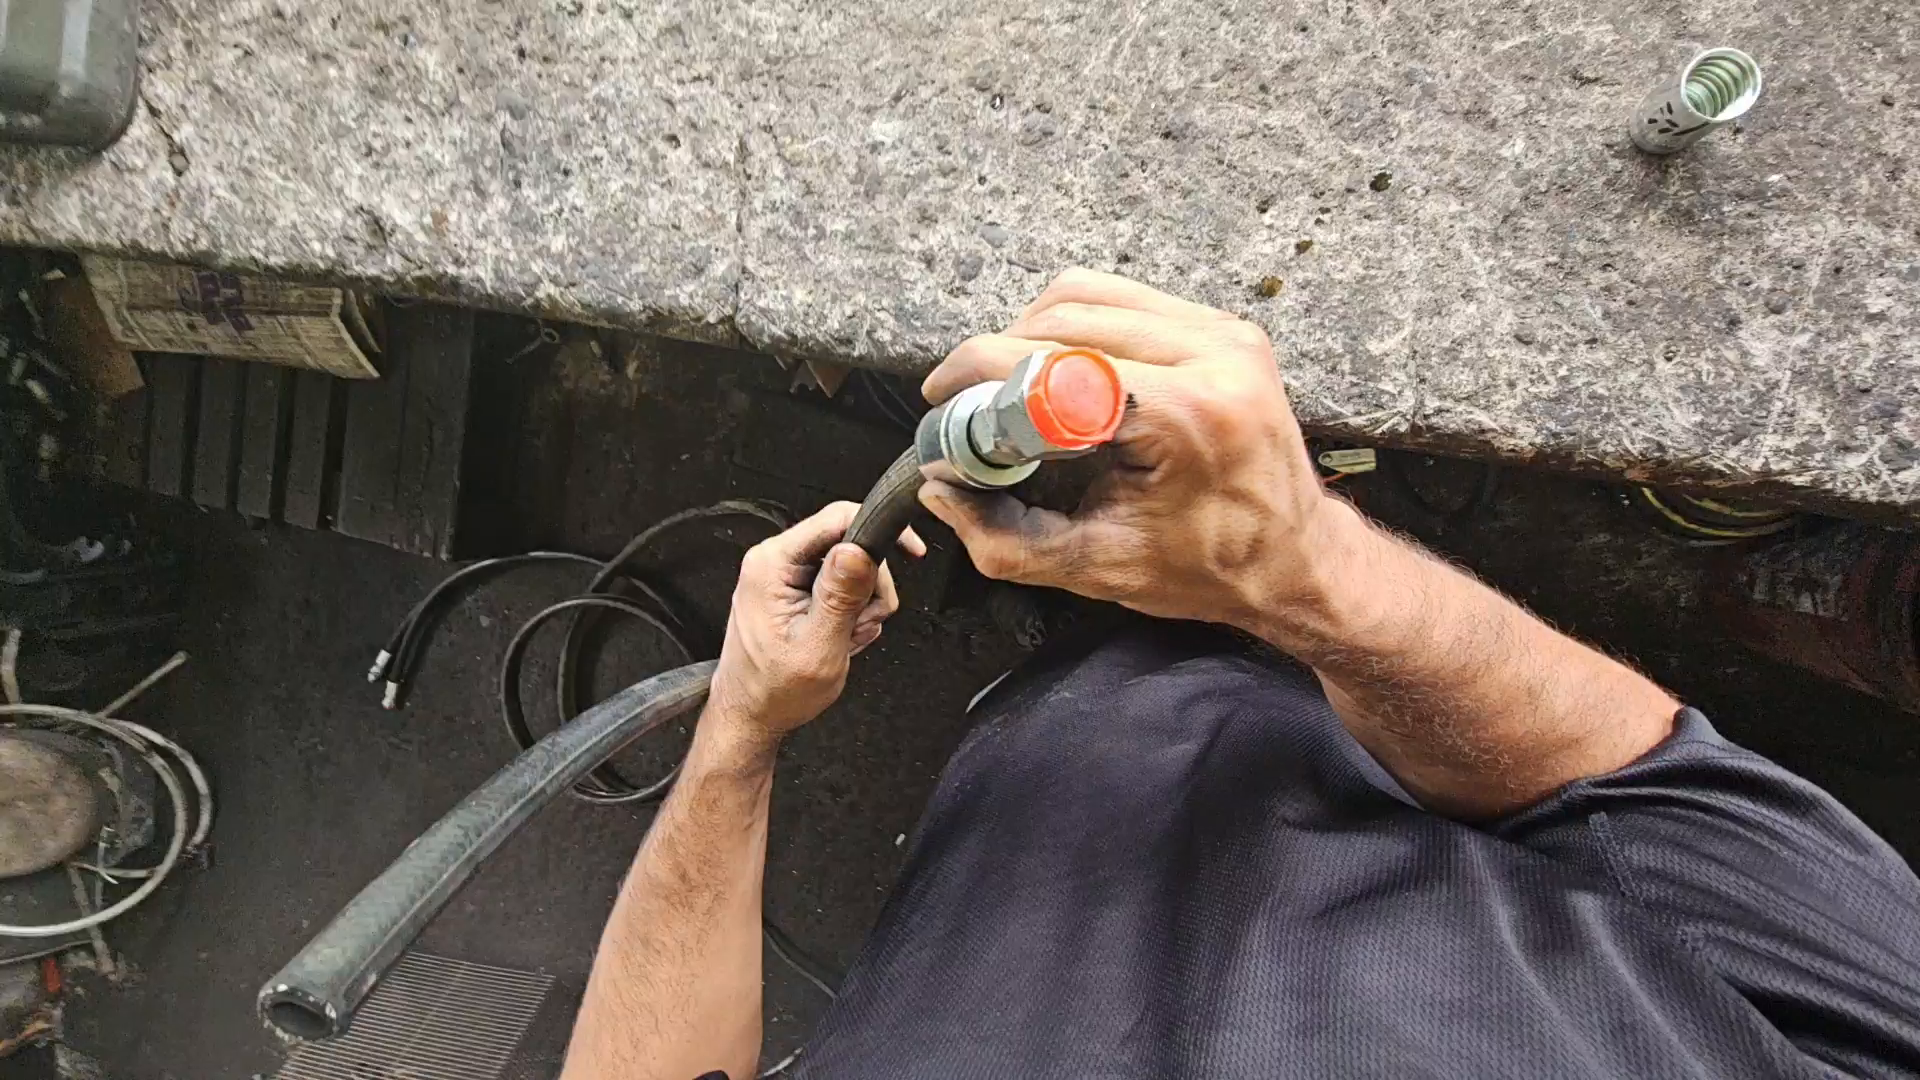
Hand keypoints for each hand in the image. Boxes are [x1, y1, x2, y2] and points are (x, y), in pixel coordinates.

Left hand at [707, 502, 924, 740]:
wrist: (752, 715)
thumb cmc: (772, 691)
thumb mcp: (817, 647)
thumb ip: (840, 596)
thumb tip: (859, 550)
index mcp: (773, 564)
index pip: (838, 517)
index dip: (880, 531)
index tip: (911, 550)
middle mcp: (777, 561)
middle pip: (852, 544)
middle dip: (870, 586)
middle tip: (858, 624)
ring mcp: (787, 574)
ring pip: (855, 567)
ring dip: (863, 605)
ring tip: (844, 637)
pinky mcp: (798, 588)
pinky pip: (845, 586)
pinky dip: (853, 613)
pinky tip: (840, 636)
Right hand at [918, 268, 1347, 639]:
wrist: (1296, 559)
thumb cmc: (1208, 570)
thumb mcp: (1095, 569)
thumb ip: (1003, 536)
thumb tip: (939, 489)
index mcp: (1185, 415)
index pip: (1051, 365)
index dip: (976, 374)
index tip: (942, 402)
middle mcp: (1210, 353)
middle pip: (1062, 317)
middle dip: (995, 356)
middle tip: (970, 407)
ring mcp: (1221, 332)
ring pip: (1086, 295)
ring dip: (1029, 336)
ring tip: (1009, 389)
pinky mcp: (1221, 329)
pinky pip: (1121, 300)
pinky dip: (1070, 328)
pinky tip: (1057, 373)